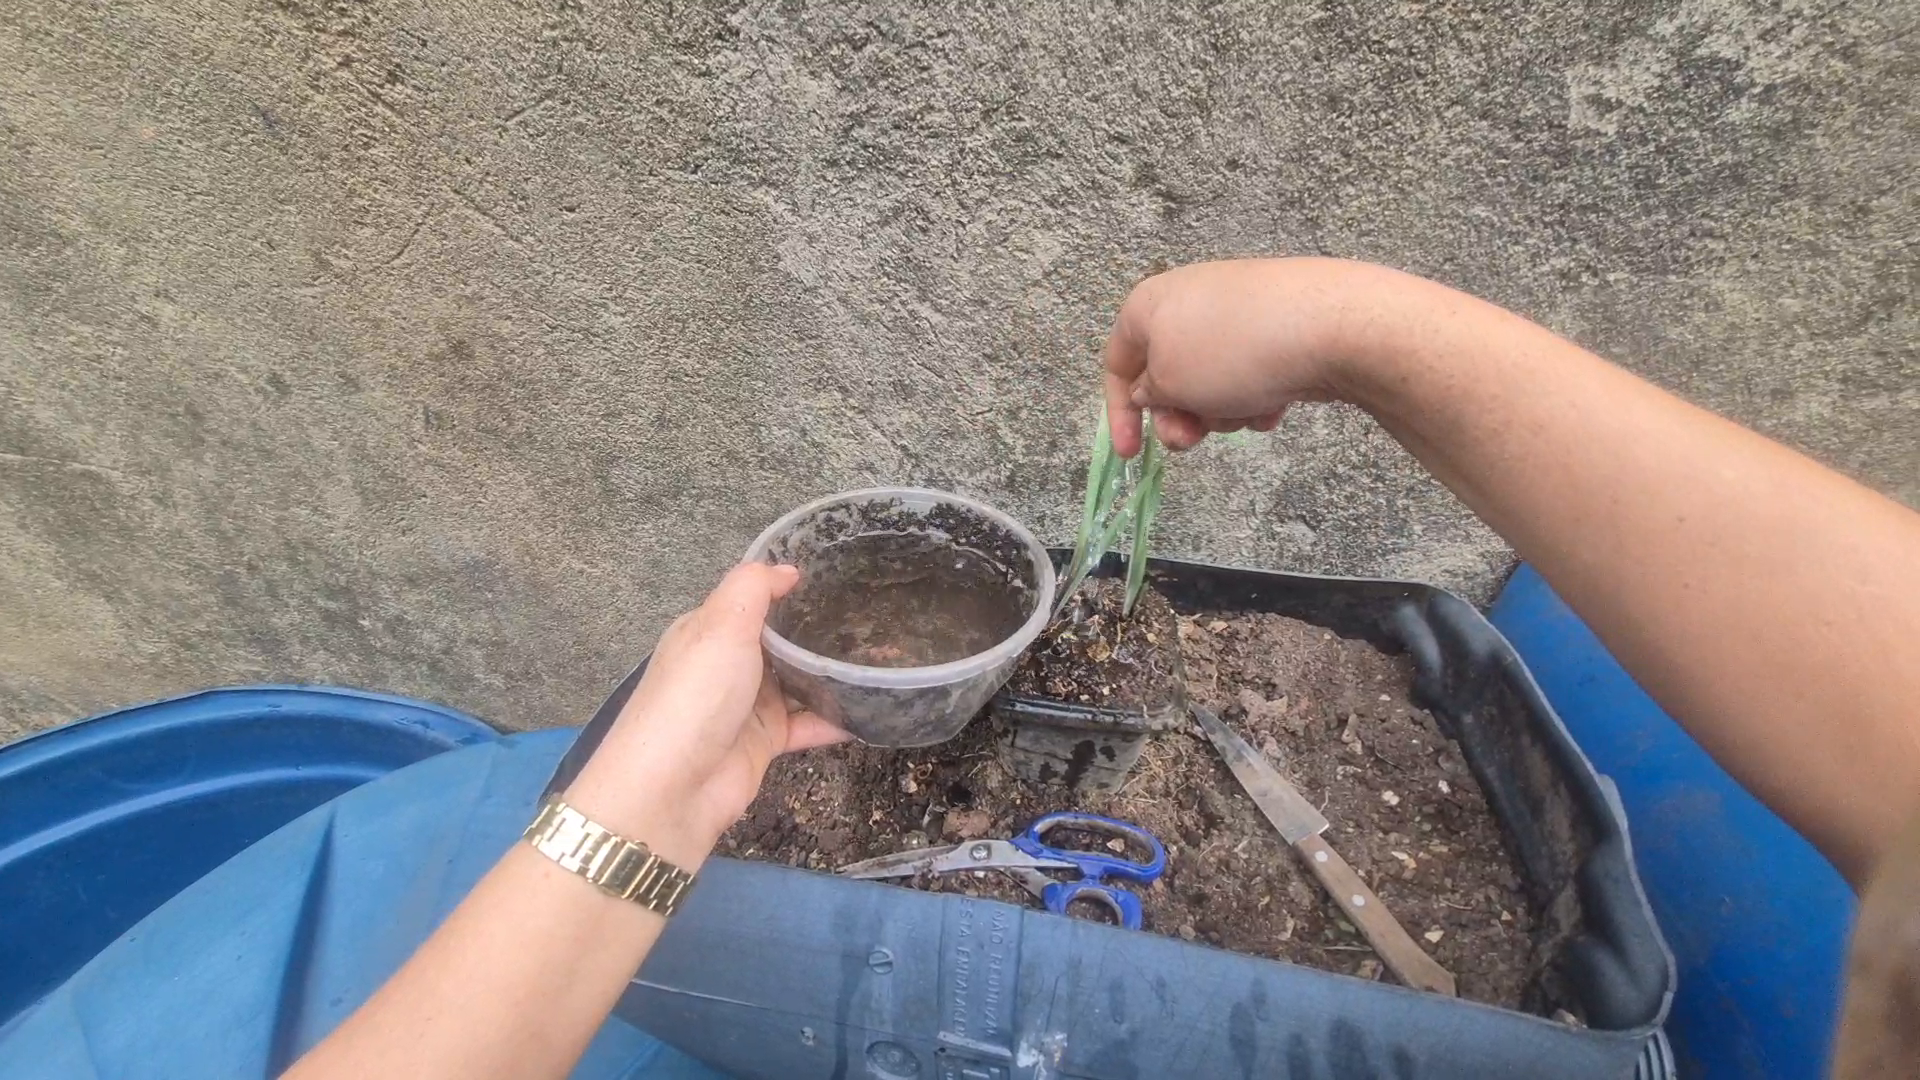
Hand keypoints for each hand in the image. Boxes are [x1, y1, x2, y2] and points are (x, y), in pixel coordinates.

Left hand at [565, 563, 849, 867]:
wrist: (672, 790)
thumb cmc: (696, 696)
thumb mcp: (720, 625)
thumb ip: (753, 587)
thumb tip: (788, 569)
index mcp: (709, 631)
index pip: (753, 599)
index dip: (789, 587)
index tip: (840, 576)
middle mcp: (728, 664)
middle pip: (780, 640)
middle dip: (819, 630)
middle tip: (873, 615)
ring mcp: (748, 705)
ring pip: (800, 681)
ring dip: (833, 674)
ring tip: (880, 657)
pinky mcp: (766, 741)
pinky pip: (810, 724)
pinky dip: (837, 718)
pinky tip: (872, 707)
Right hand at [1103, 257, 1387, 455]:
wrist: (1331, 326)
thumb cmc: (1231, 354)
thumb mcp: (1168, 385)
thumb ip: (1146, 395)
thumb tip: (1150, 392)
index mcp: (1149, 304)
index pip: (1116, 364)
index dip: (1118, 413)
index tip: (1132, 453)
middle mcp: (1188, 301)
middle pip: (1165, 377)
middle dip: (1178, 417)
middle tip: (1192, 440)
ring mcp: (1235, 312)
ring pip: (1208, 381)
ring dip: (1218, 410)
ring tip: (1245, 412)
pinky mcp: (1275, 325)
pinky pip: (1248, 373)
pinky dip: (1253, 396)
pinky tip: (1274, 404)